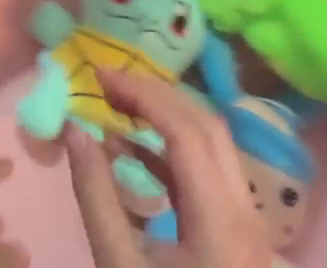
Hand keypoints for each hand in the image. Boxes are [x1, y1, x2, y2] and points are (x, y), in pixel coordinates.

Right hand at [68, 71, 270, 267]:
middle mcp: (246, 214)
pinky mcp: (242, 238)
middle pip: (207, 128)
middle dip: (154, 95)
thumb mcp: (119, 265)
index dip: (142, 94)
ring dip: (164, 119)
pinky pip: (210, 175)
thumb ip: (95, 194)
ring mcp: (250, 227)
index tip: (97, 77)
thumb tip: (75, 129)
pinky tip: (130, 153)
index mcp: (219, 222)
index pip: (185, 131)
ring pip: (214, 147)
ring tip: (114, 108)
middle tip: (104, 84)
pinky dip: (171, 152)